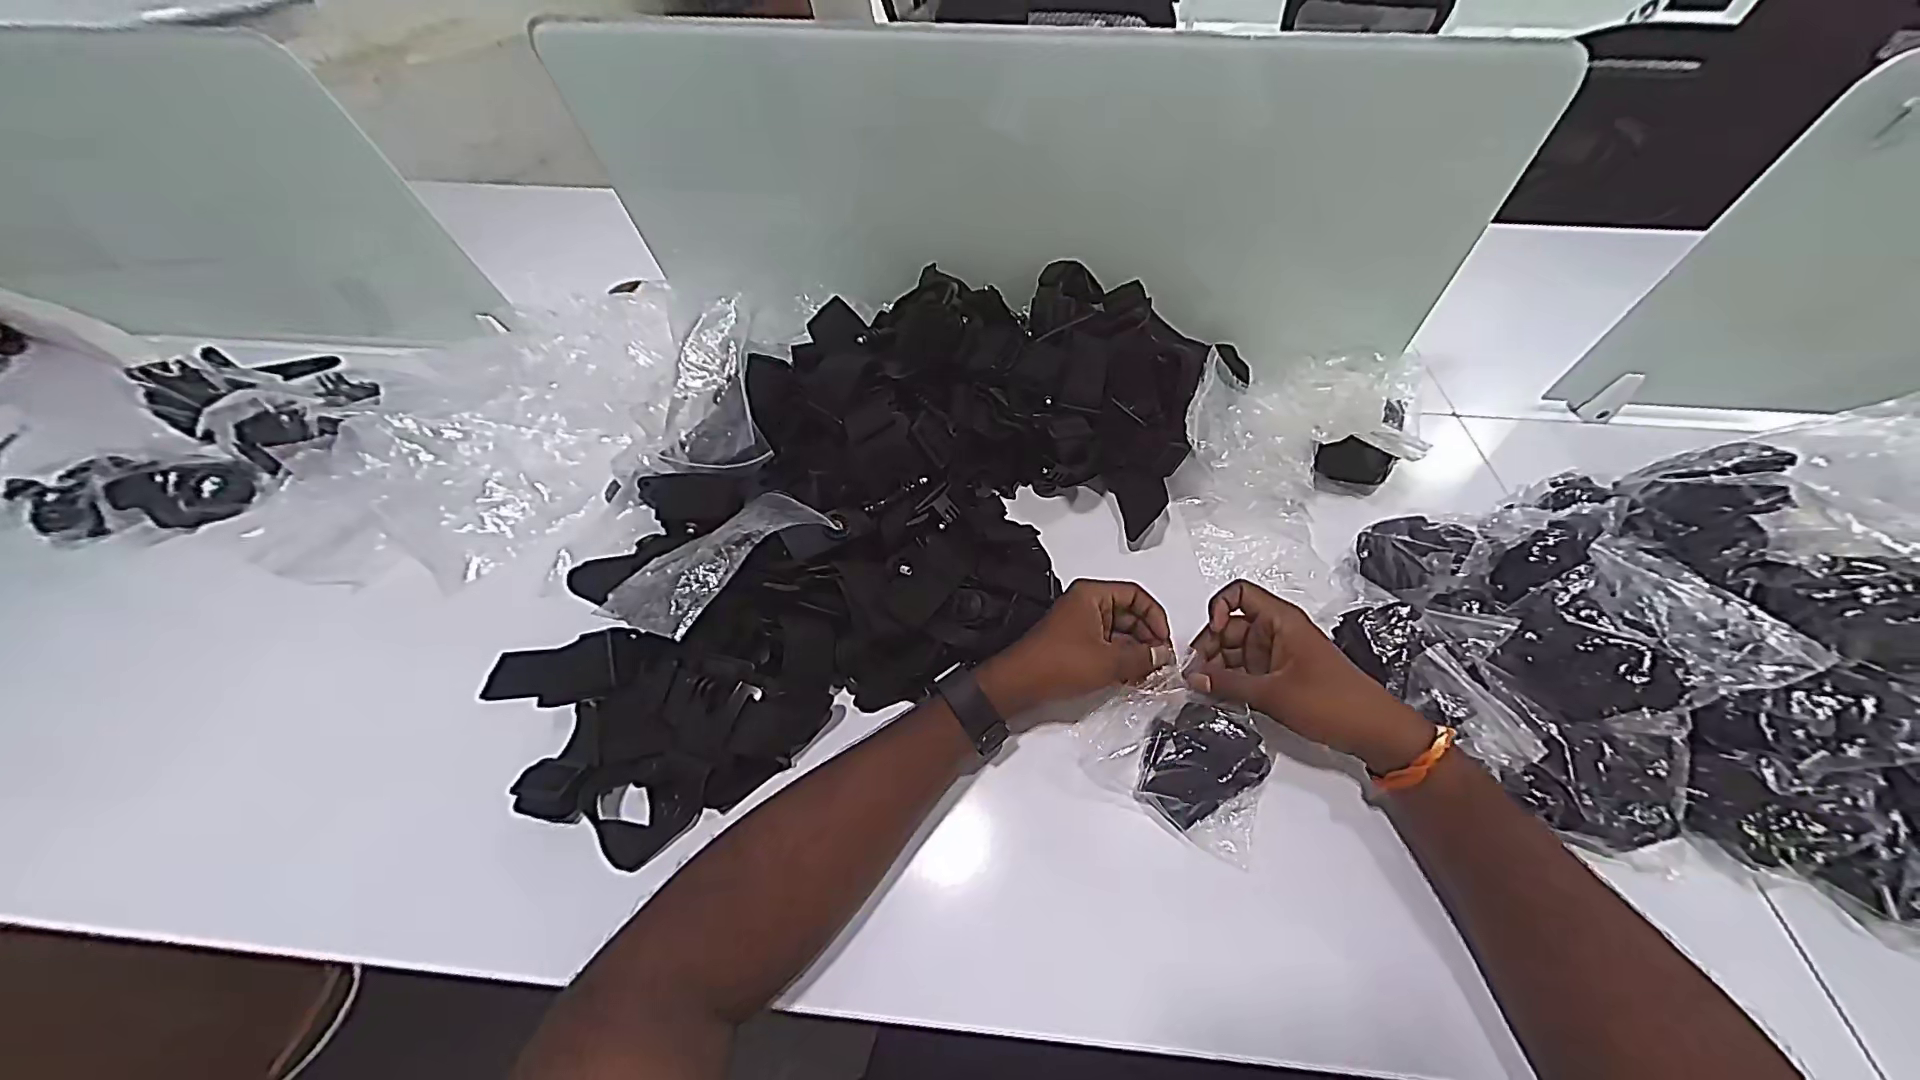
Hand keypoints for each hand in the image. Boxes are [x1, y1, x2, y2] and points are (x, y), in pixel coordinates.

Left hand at [976, 579, 1173, 716]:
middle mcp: (1084, 605)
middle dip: (1146, 637)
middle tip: (1160, 659)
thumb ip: (1142, 656)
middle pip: (1129, 614)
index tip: (1164, 638)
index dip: (1154, 616)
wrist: (1020, 683)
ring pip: (1118, 632)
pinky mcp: (1075, 643)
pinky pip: (1106, 645)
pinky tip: (1130, 676)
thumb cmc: (1053, 663)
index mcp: (1091, 595)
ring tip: (1148, 671)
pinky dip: (1120, 658)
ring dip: (1135, 651)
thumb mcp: (1108, 661)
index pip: (1136, 595)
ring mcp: (1079, 624)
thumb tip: (1160, 655)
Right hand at [1187, 580, 1433, 773]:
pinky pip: (1245, 668)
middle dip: (1210, 645)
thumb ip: (1227, 684)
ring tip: (1206, 686)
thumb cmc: (1340, 704)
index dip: (1218, 608)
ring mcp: (1278, 654)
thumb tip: (1197, 677)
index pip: (1239, 594)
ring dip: (1217, 666)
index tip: (1211, 632)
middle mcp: (1279, 632)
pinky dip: (1230, 678)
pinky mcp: (1279, 675)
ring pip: (1234, 649)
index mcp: (1282, 621)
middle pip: (1230, 625)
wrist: (1374, 733)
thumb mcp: (1273, 694)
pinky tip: (1221, 693)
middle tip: (1197, 670)